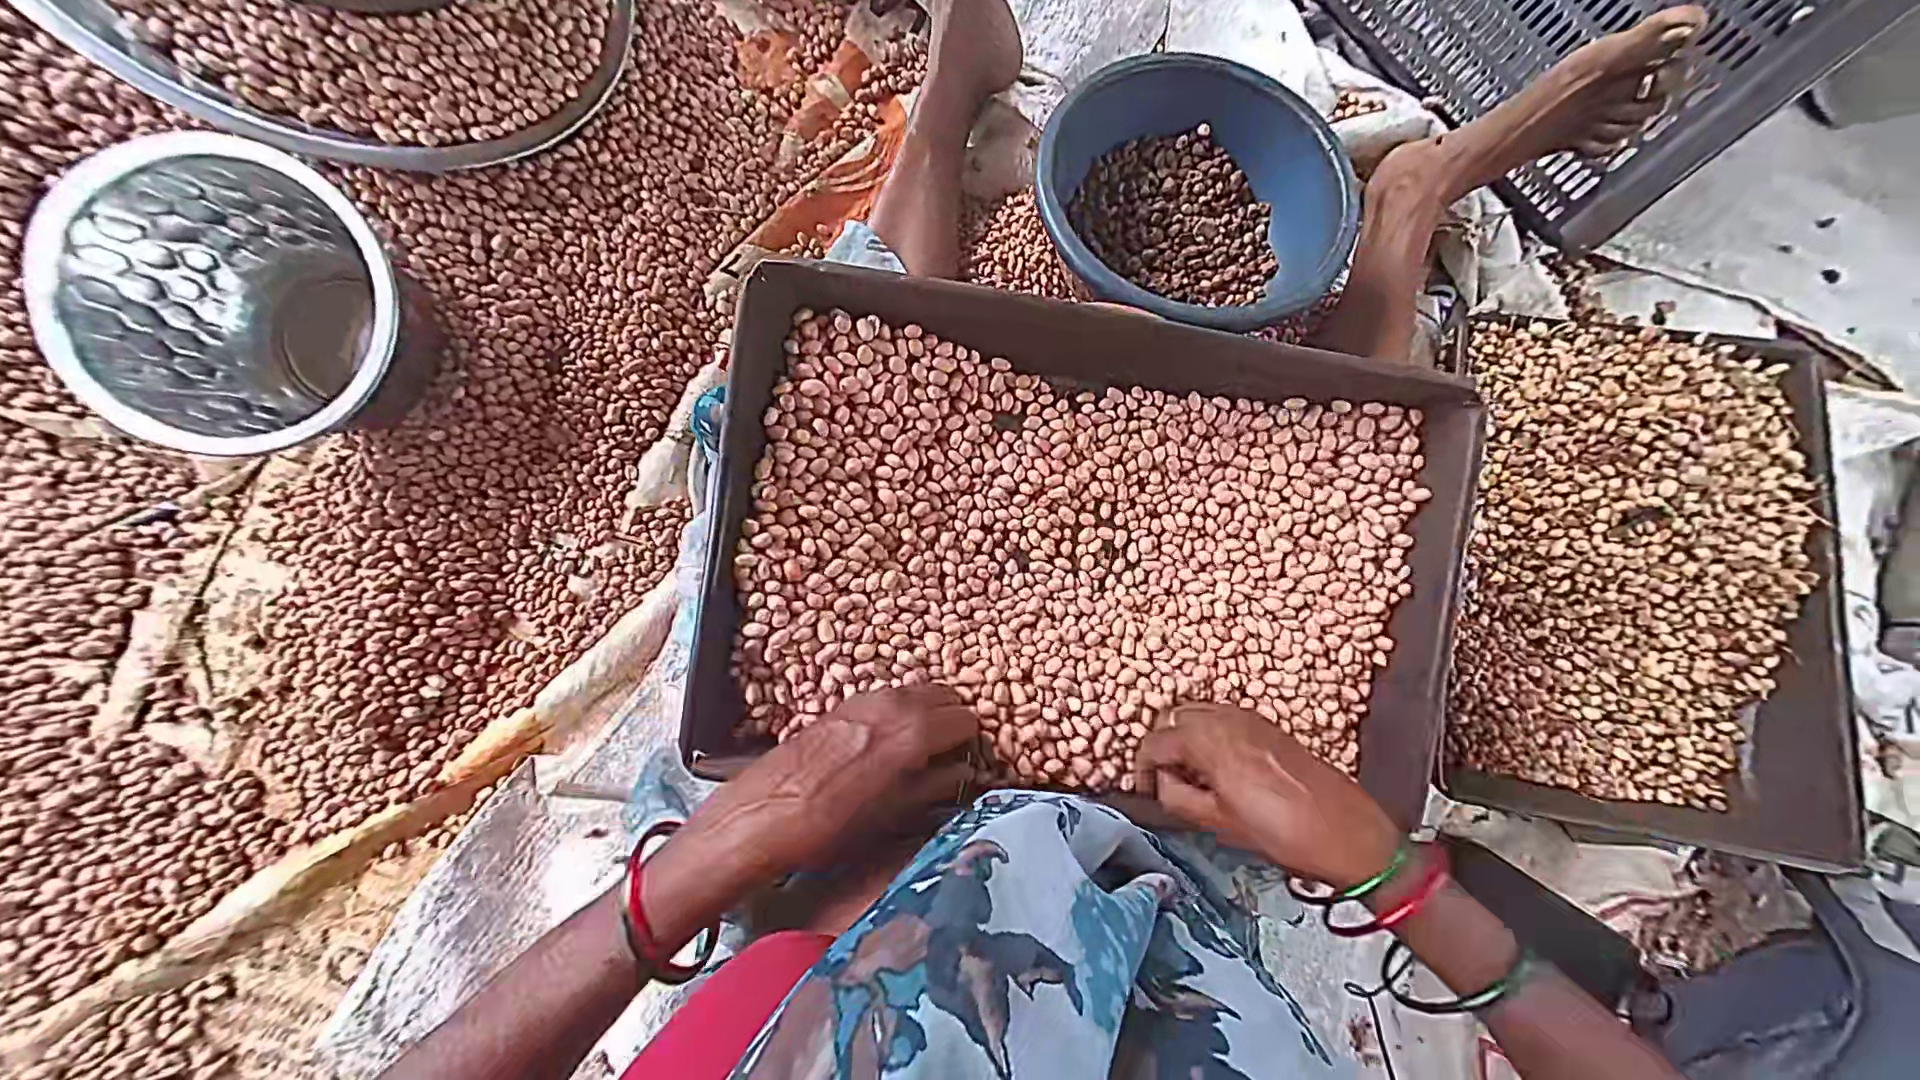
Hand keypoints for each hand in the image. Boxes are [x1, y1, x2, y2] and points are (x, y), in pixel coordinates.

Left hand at [667, 685, 978, 892]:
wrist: (760, 814)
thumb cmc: (828, 826)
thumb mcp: (891, 813)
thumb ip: (934, 785)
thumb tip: (963, 773)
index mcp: (913, 732)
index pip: (966, 719)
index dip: (971, 741)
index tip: (967, 760)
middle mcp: (894, 704)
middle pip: (946, 695)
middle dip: (954, 720)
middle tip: (948, 753)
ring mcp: (866, 698)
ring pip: (918, 691)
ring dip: (929, 711)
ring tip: (921, 749)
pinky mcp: (844, 702)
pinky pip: (890, 695)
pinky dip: (902, 709)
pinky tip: (889, 741)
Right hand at [1133, 703, 1401, 888]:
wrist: (1349, 833)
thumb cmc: (1284, 832)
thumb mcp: (1219, 822)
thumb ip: (1177, 798)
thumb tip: (1162, 784)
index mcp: (1207, 740)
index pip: (1154, 742)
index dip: (1142, 768)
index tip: (1146, 790)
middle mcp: (1223, 718)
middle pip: (1171, 719)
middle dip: (1162, 748)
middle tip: (1166, 782)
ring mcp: (1247, 718)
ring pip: (1195, 714)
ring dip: (1184, 738)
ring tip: (1192, 775)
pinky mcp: (1265, 725)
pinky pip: (1220, 718)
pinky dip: (1207, 734)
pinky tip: (1219, 768)